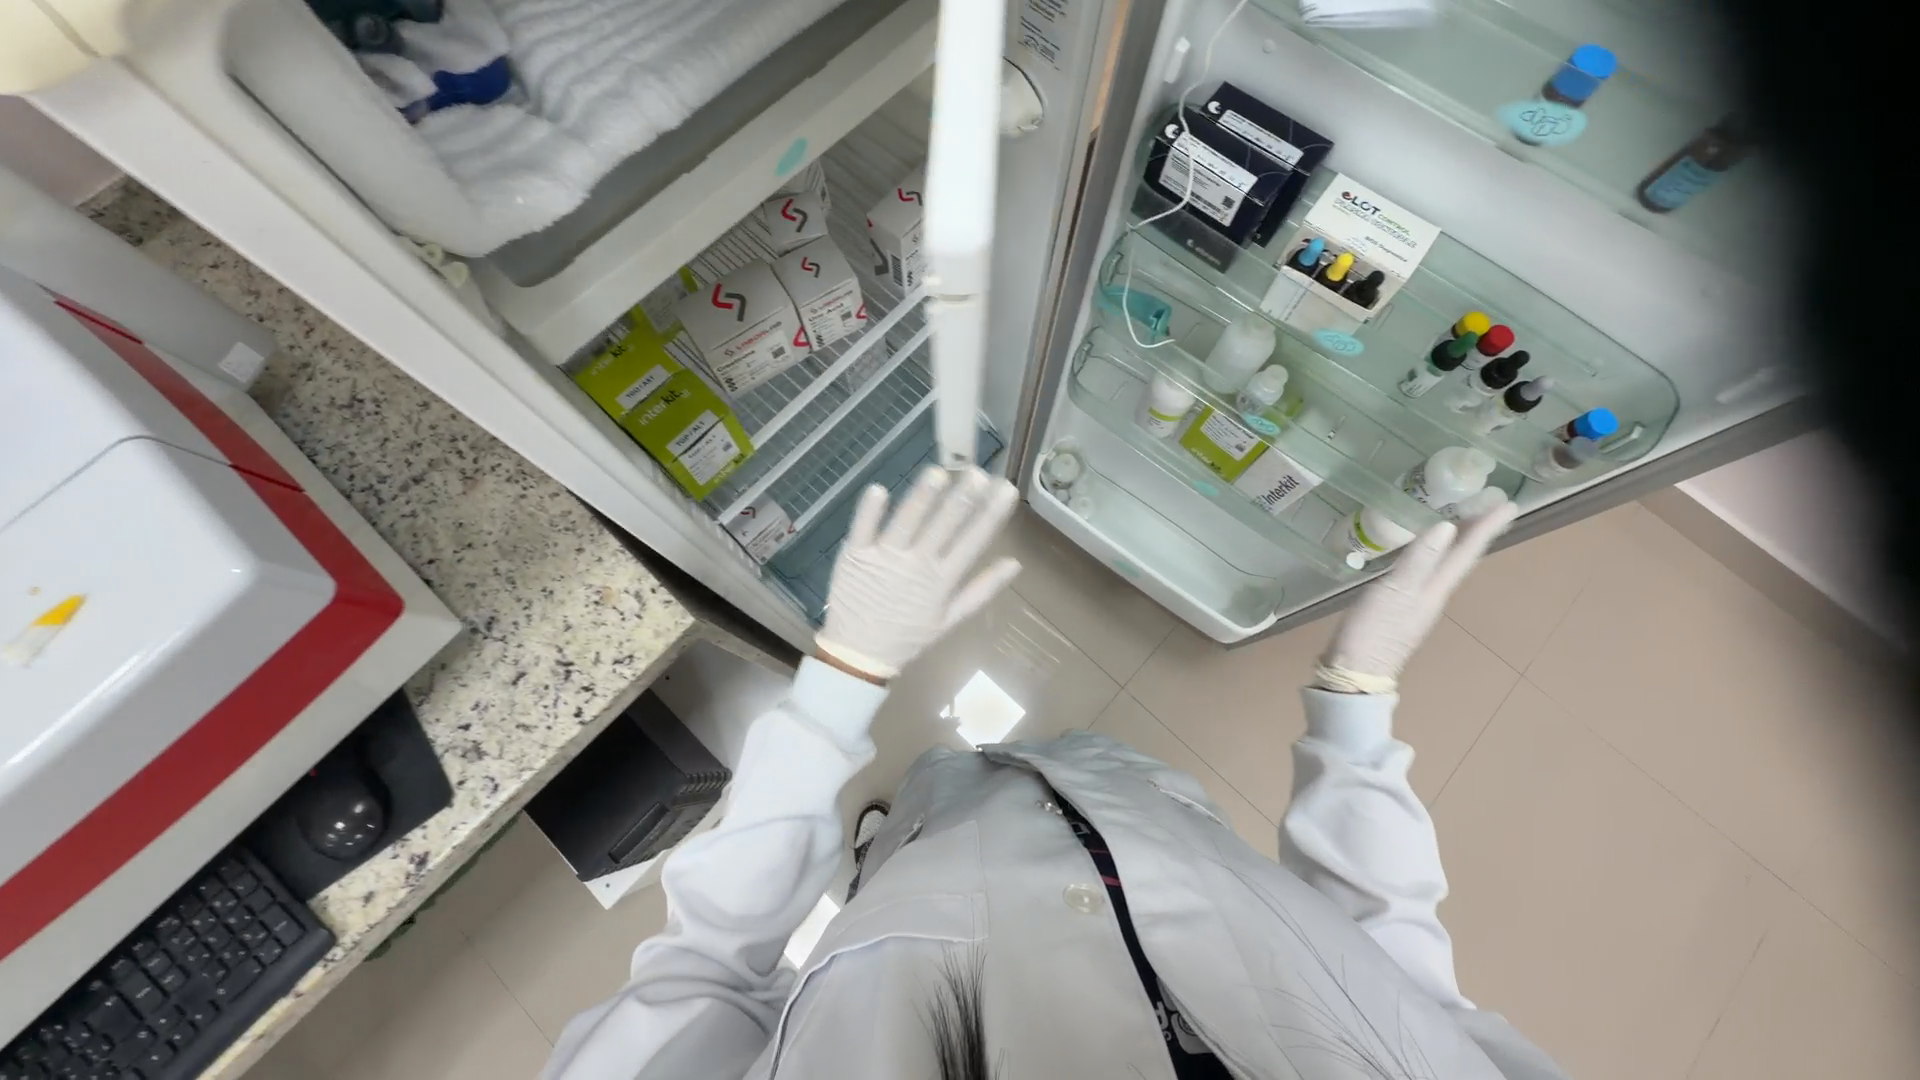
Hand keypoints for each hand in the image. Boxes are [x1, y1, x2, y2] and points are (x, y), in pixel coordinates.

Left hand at [816, 466, 1021, 681]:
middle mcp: (917, 565)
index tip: (1006, 489)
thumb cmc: (908, 634)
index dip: (990, 514)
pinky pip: (863, 529)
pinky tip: (879, 489)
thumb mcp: (951, 618)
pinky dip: (870, 511)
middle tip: (976, 473)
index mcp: (942, 580)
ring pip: (906, 522)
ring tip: (937, 473)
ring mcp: (884, 559)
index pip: (972, 541)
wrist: (859, 655)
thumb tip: (1015, 563)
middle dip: (961, 499)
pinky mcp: (855, 556)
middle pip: (943, 526)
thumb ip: (982, 590)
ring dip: (922, 497)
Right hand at [1317, 499, 1518, 693]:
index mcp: (1434, 590)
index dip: (1485, 528)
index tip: (1508, 504)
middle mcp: (1432, 596)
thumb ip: (1418, 561)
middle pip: (1459, 560)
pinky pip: (1425, 577)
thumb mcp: (1393, 593)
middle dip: (1475, 534)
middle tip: (1487, 507)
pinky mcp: (1398, 612)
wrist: (1355, 673)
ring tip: (1460, 523)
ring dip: (1455, 545)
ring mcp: (1416, 606)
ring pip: (1444, 568)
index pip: (1465, 553)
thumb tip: (1446, 527)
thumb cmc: (1373, 631)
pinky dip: (1432, 559)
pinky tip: (1421, 556)